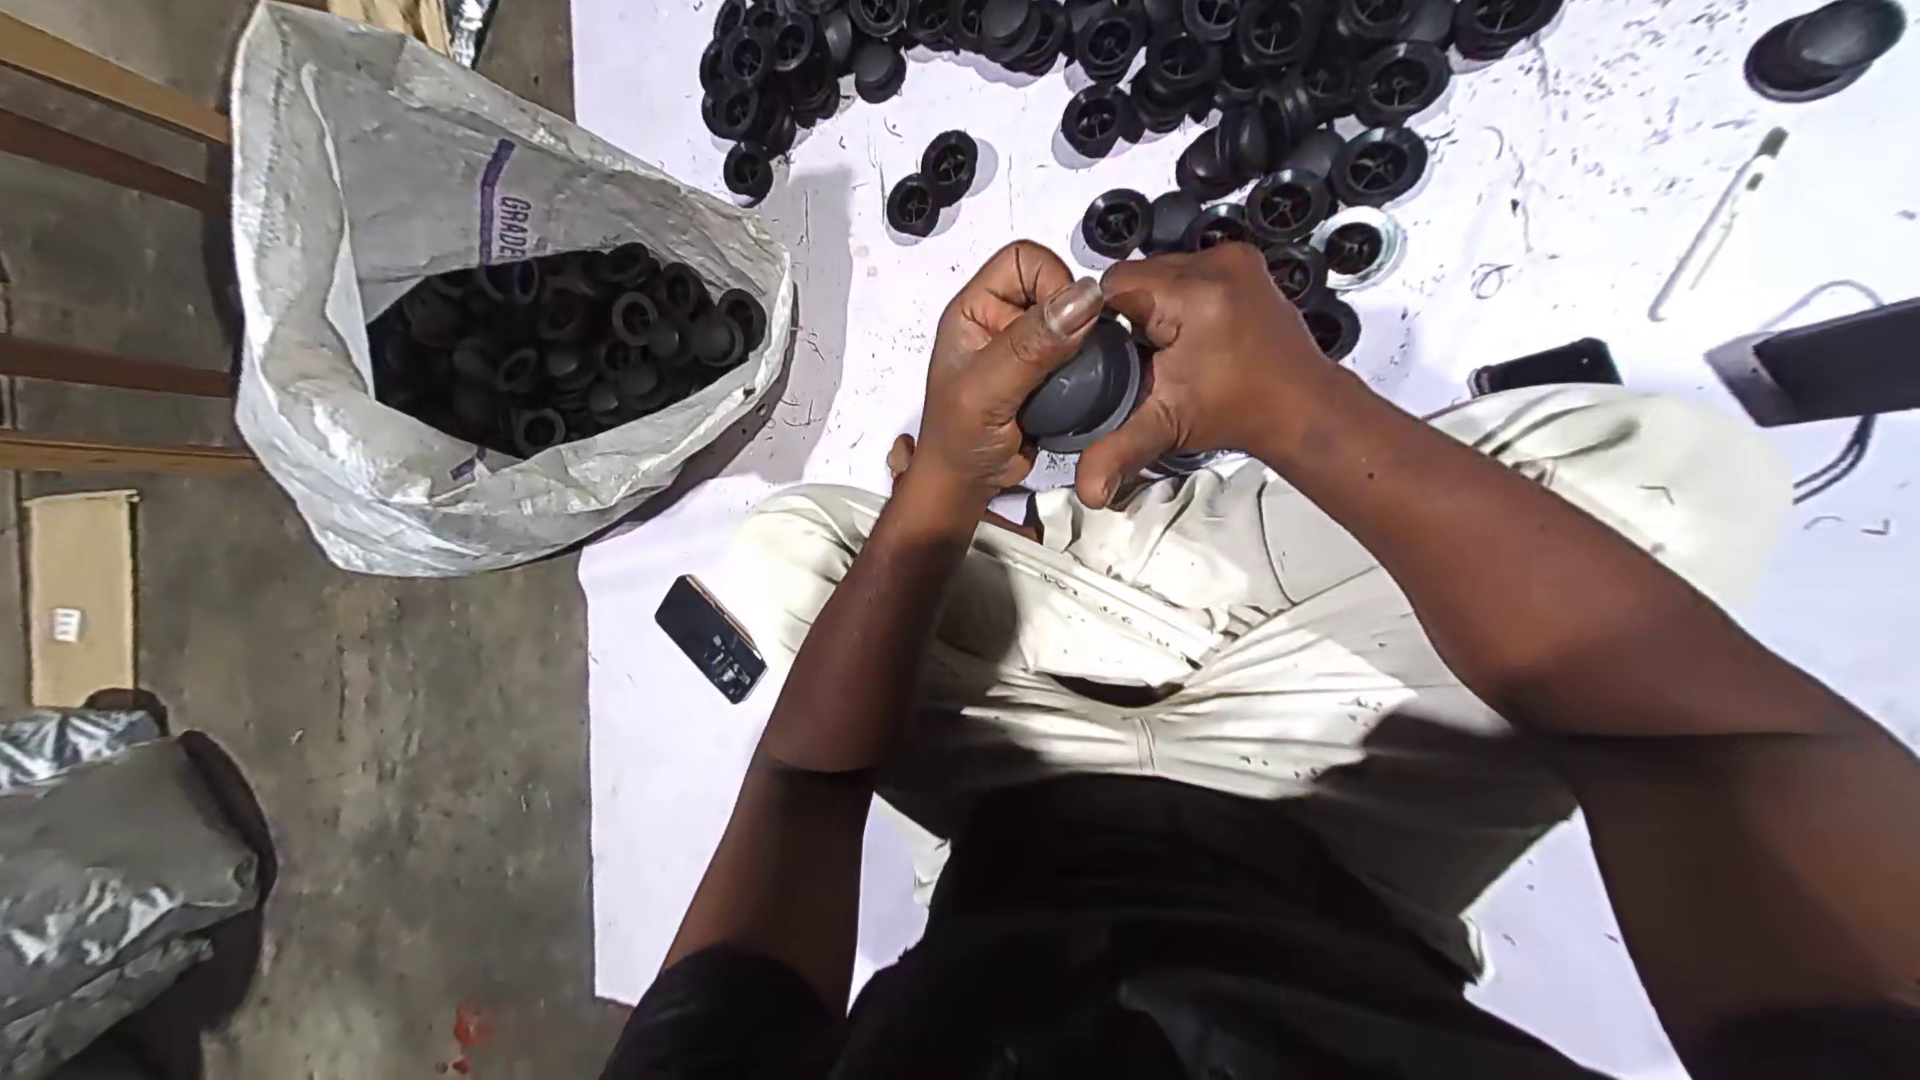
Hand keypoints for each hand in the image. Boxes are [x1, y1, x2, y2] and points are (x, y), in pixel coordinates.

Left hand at [911, 241, 1103, 504]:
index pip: (1023, 260)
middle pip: (1055, 286)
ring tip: (1074, 375)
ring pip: (1074, 320)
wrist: (969, 483)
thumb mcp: (985, 391)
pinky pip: (1082, 354)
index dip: (1052, 280)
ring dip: (1084, 344)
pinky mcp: (1049, 374)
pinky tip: (1080, 388)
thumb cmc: (956, 441)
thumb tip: (1079, 301)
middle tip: (1073, 353)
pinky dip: (1089, 367)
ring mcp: (1027, 348)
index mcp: (975, 311)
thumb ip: (1028, 347)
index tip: (1067, 319)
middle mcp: (1002, 321)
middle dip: (1074, 315)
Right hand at [1078, 244, 1338, 507]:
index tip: (1107, 352)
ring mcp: (1233, 259)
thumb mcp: (1165, 429)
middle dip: (1126, 314)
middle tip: (1137, 356)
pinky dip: (1175, 297)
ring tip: (1159, 344)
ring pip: (1158, 269)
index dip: (1098, 319)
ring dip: (1149, 304)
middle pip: (1135, 274)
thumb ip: (1117, 453)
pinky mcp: (1242, 262)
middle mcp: (1216, 265)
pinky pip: (1185, 269)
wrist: (1298, 406)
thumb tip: (1087, 490)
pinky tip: (1181, 330)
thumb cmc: (1241, 411)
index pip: (1112, 286)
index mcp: (1193, 297)